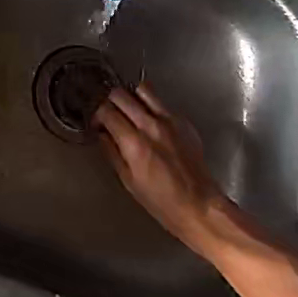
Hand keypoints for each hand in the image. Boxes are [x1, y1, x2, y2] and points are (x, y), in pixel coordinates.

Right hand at [95, 83, 234, 254]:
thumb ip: (112, 152)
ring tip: (130, 111)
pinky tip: (152, 124)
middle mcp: (151, 125)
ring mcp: (170, 120)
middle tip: (110, 114)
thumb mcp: (128, 181)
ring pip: (143, 89)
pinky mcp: (184, 122)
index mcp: (134, 142)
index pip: (106, 111)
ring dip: (131, 96)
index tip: (97, 123)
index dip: (96, 114)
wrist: (201, 206)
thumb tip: (101, 133)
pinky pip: (161, 103)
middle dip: (110, 101)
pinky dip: (151, 107)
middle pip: (120, 94)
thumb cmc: (161, 201)